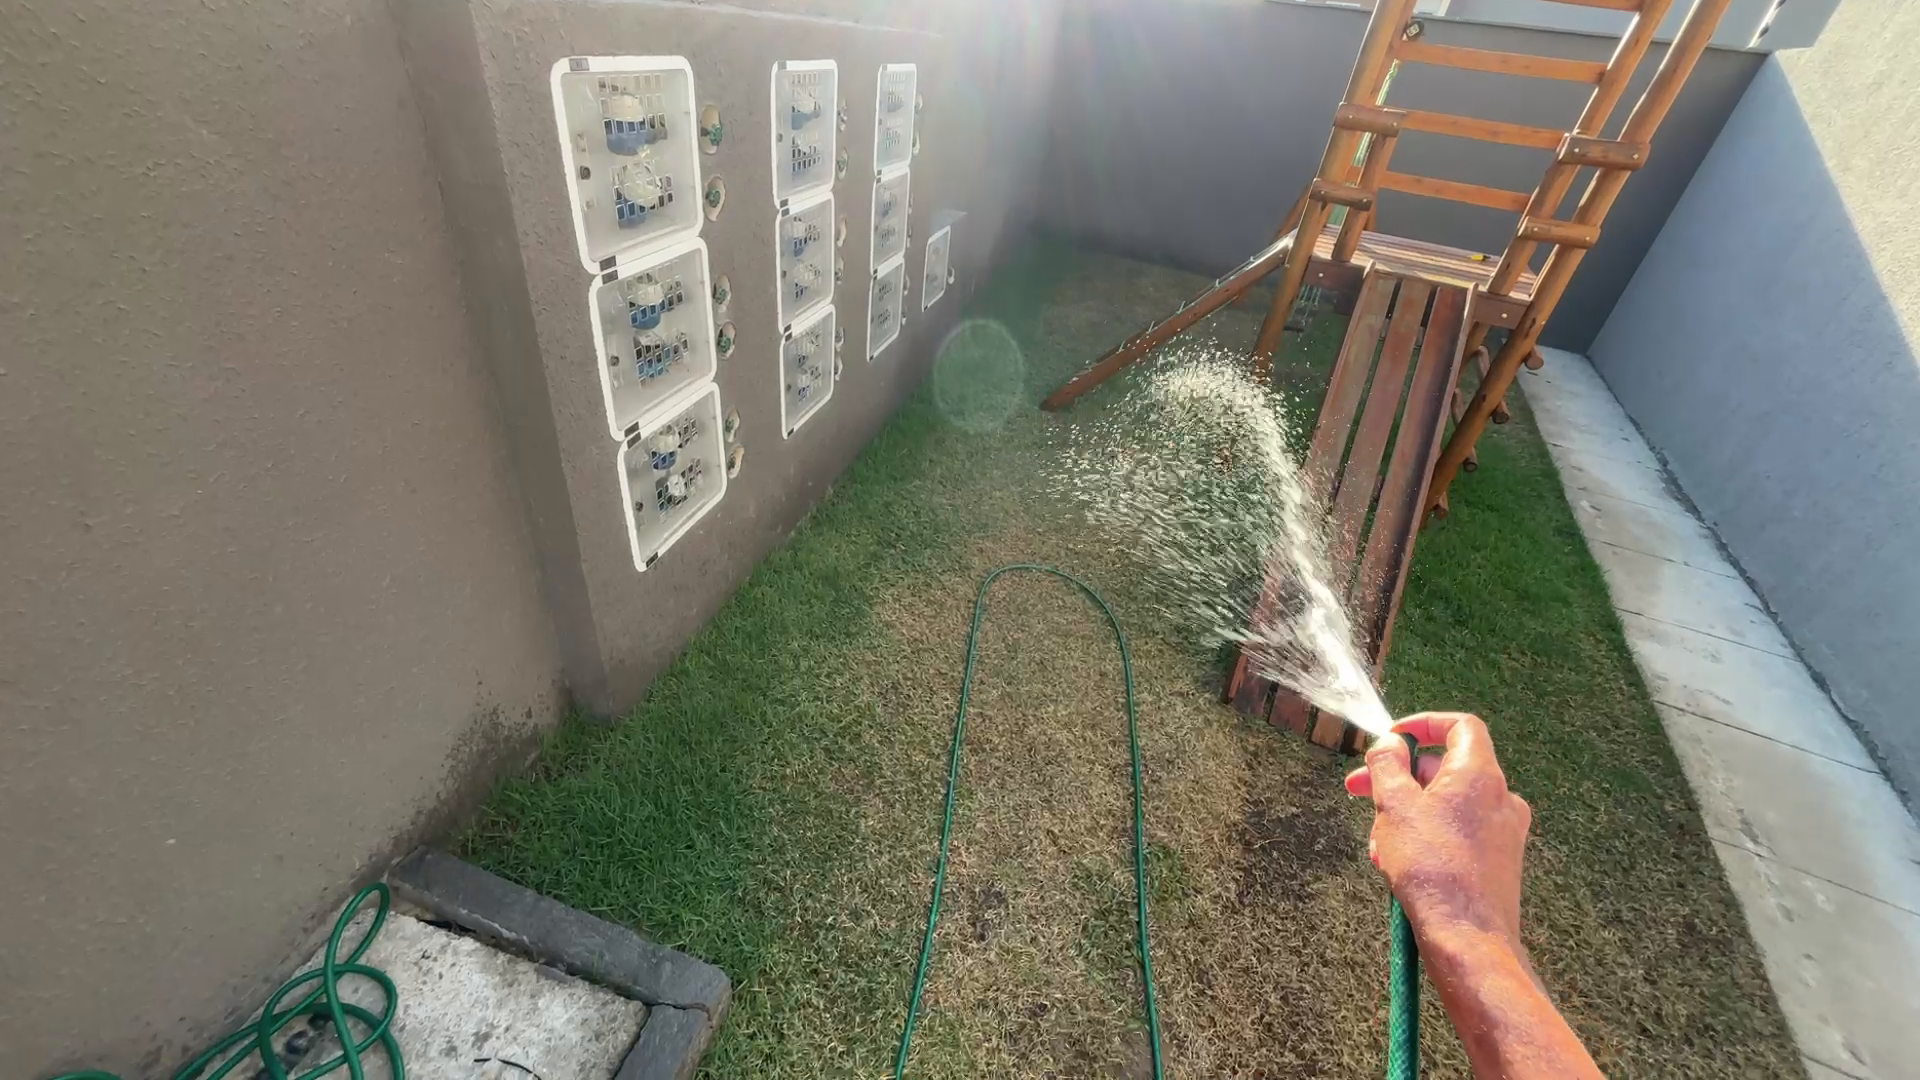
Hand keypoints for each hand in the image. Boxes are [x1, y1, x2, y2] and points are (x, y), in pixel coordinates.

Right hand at [1345, 712, 1531, 952]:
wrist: (1466, 936)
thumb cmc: (1430, 864)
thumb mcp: (1394, 802)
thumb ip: (1387, 763)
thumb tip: (1391, 744)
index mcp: (1479, 775)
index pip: (1460, 725)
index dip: (1422, 723)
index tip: (1391, 739)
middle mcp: (1500, 798)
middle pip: (1442, 766)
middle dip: (1396, 774)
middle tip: (1358, 788)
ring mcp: (1502, 830)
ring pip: (1442, 800)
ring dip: (1403, 808)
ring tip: (1377, 837)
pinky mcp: (1497, 858)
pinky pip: (1453, 828)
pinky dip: (1422, 832)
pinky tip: (1395, 858)